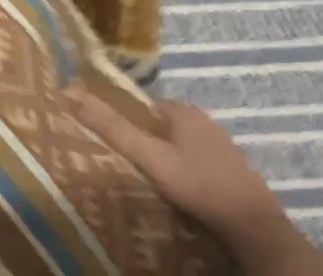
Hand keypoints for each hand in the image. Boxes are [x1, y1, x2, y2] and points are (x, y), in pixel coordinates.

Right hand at [66, 90, 322, 275]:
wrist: (256, 231)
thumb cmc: (199, 184)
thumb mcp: (147, 155)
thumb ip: (109, 125)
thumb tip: (66, 90)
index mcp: (183, 110)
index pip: (139, 104)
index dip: (120, 118)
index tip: (106, 139)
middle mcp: (204, 122)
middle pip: (157, 125)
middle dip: (140, 140)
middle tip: (120, 160)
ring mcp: (221, 148)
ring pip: (176, 146)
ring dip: (160, 158)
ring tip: (141, 178)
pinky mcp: (231, 173)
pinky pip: (193, 164)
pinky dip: (180, 173)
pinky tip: (172, 191)